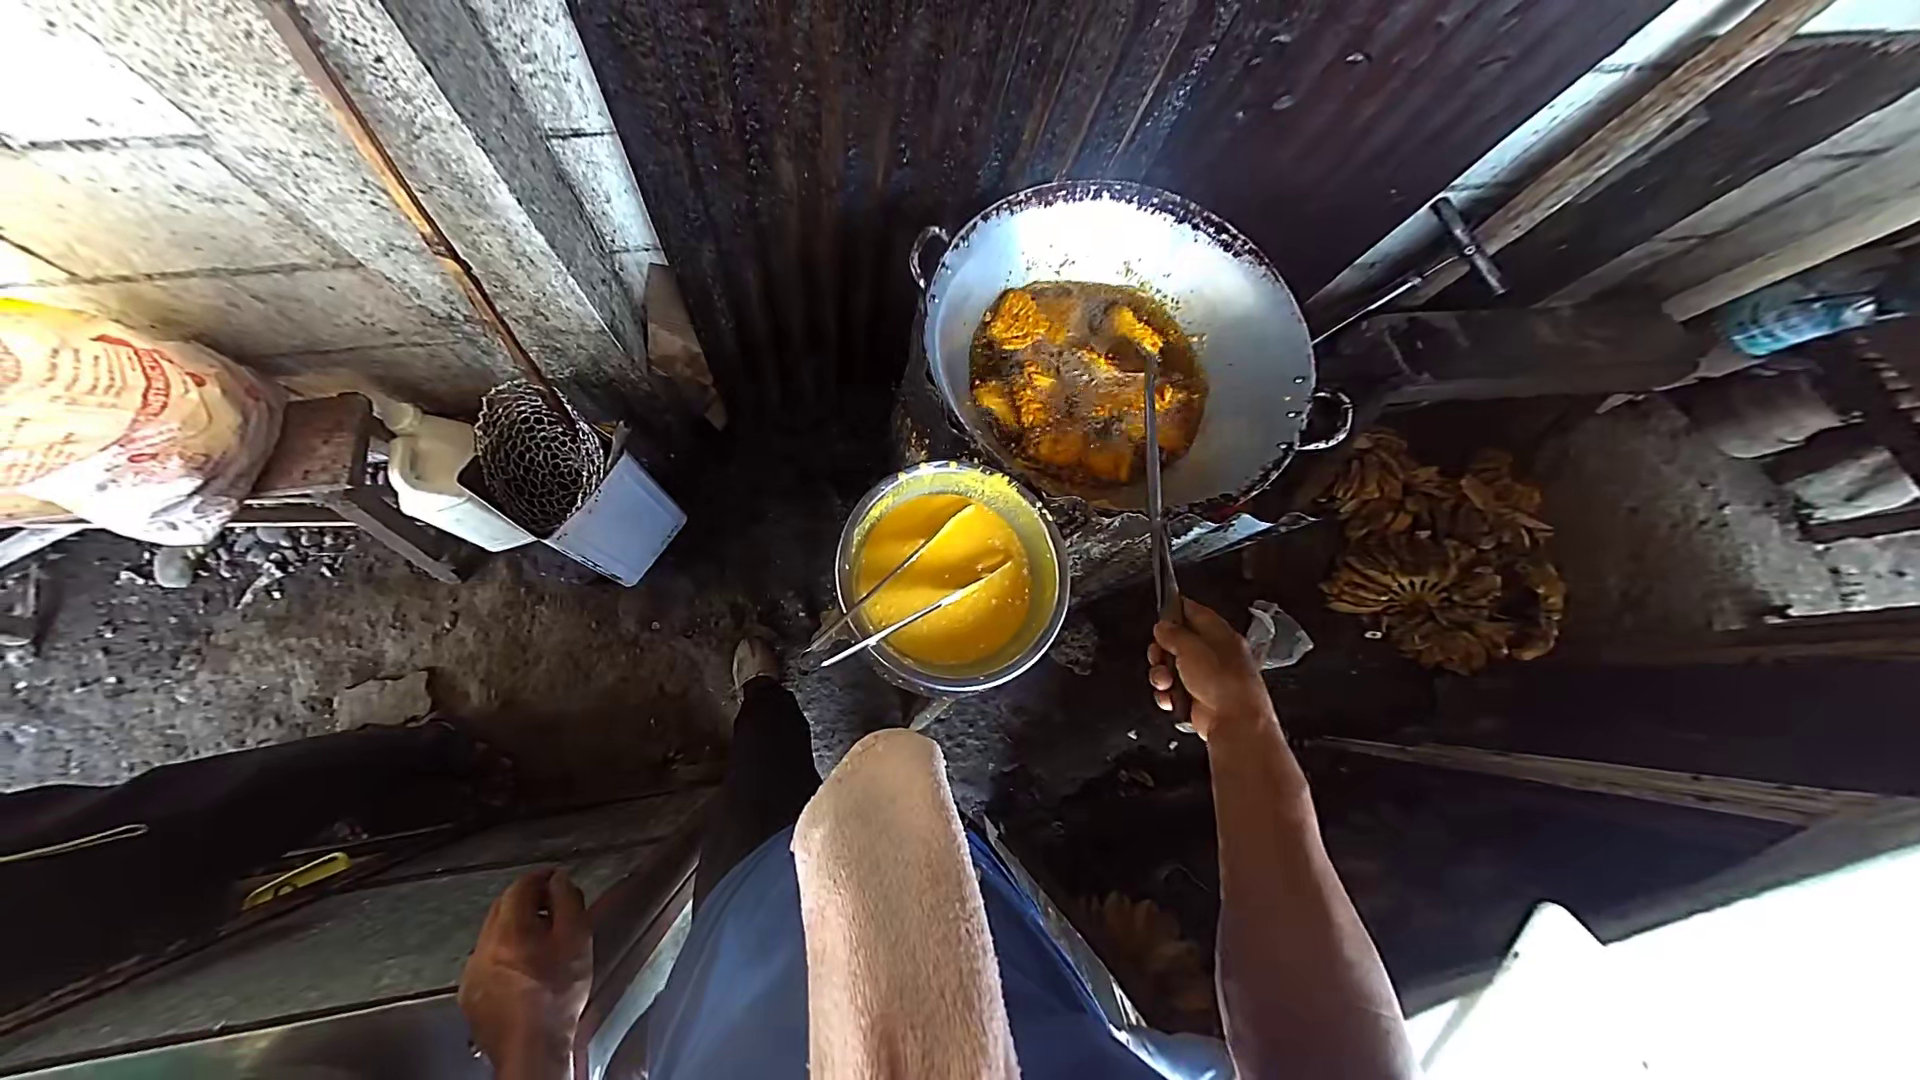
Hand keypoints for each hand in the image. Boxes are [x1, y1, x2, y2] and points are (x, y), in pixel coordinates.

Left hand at [459, 868, 591, 1075]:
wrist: (533, 1047)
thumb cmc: (558, 994)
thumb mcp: (577, 936)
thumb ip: (568, 900)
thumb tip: (560, 881)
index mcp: (510, 931)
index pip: (520, 887)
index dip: (541, 877)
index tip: (555, 877)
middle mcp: (484, 949)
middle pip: (502, 906)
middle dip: (527, 897)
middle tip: (552, 900)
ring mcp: (473, 973)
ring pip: (493, 932)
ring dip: (516, 924)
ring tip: (544, 933)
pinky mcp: (471, 993)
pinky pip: (487, 957)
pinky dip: (506, 949)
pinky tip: (527, 962)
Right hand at [1146, 596, 1275, 740]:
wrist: (1235, 722)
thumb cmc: (1224, 682)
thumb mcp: (1191, 647)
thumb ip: (1173, 633)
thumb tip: (1162, 627)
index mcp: (1219, 634)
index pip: (1194, 612)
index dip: (1176, 610)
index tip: (1161, 614)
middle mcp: (1214, 654)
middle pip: (1177, 642)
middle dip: (1161, 650)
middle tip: (1160, 656)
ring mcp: (1206, 677)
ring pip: (1171, 668)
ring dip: (1161, 675)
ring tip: (1165, 682)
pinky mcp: (1198, 698)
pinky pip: (1173, 690)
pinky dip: (1168, 694)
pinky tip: (1171, 698)